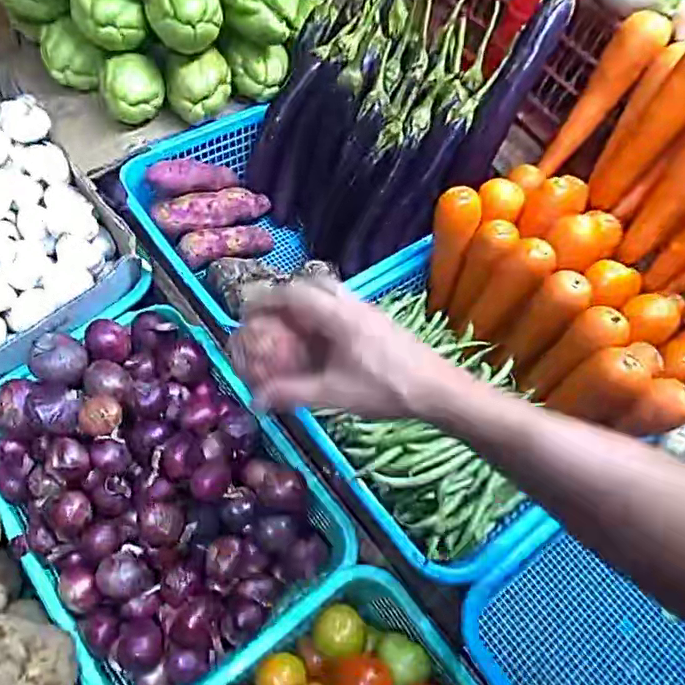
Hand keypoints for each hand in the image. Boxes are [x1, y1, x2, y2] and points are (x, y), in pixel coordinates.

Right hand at [231, 279, 474, 420]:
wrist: (438, 389)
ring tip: (293, 327)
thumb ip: (292, 393)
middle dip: (286, 296)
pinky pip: (345, 306)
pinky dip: (325, 314)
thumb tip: (256, 399)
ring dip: (308, 303)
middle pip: (313, 285)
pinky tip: (325, 341)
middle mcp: (354, 304)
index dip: (266, 299)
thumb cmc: (386, 390)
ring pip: (332, 294)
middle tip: (269, 316)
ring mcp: (370, 311)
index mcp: (338, 316)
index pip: (294, 293)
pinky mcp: (381, 321)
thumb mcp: (334, 394)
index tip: (247, 310)